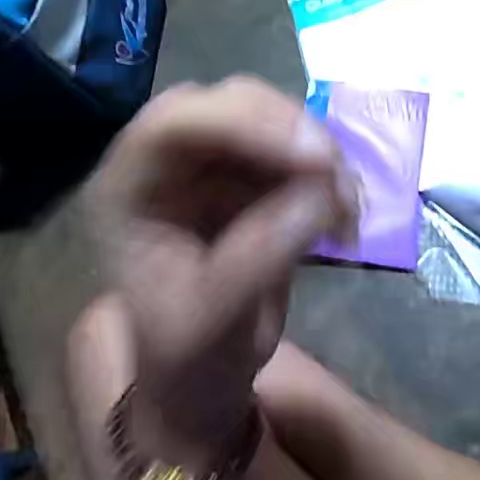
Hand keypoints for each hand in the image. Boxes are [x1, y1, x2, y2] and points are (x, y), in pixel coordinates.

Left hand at [84, 76, 354, 445]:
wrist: (206, 374)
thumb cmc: (189, 354)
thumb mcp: (214, 318)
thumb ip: (260, 255)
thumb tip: (325, 196)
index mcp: (130, 189)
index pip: (175, 125)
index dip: (246, 125)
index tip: (315, 159)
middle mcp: (171, 162)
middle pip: (232, 105)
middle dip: (292, 131)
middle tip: (338, 175)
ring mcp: (218, 164)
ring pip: (277, 121)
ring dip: (323, 155)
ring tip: (350, 211)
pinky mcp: (258, 176)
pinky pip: (303, 151)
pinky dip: (334, 176)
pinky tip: (348, 217)